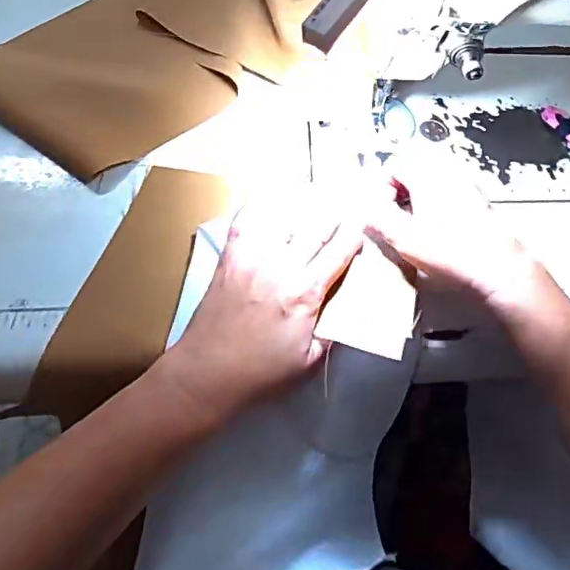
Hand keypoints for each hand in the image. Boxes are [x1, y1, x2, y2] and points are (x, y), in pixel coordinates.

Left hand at [158, 199, 364, 422]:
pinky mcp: (230, 254)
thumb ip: (331, 329)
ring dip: (303, 206)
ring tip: (315, 198)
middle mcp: (281, 266)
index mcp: (304, 292)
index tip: (362, 227)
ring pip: (285, 217)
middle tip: (344, 206)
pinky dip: (261, 205)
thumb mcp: (308, 360)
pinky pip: (248, 219)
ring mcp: (253, 256)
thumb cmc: (261, 371)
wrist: (207, 371)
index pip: (338, 253)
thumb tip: (346, 306)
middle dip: (334, 215)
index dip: (353, 237)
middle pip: (316, 226)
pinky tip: (272, 199)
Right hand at [361, 158, 549, 319]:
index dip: (382, 185)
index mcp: (425, 175)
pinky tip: (441, 227)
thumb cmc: (449, 252)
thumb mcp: (403, 239)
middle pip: (413, 166)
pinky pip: (449, 188)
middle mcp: (446, 171)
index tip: (383, 209)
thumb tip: (366, 209)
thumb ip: (379, 219)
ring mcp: (466, 183)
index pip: (394, 163)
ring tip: (417, 222)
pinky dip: (438, 199)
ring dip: (418, 193)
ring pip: (432, 177)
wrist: (499, 268)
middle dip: (399, 187)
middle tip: (397, 215)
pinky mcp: (479, 198)